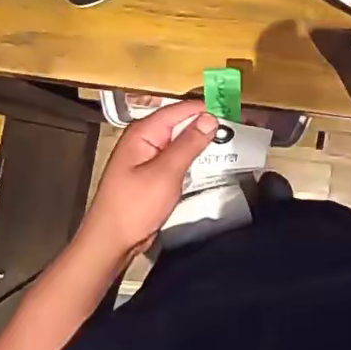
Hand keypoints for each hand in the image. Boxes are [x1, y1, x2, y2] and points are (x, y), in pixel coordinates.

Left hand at [78, 99, 217, 260]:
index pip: (179, 110)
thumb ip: (189, 144)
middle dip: (206, 123)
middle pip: (180, 123)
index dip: (205, 108)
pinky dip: (194, 157)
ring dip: (202, 140)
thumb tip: (209, 118)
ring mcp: (147, 157)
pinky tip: (211, 160)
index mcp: (142, 133)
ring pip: (180, 141)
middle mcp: (144, 140)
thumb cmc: (134, 207)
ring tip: (230, 140)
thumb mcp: (166, 173)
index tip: (233, 110)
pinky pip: (177, 157)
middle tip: (237, 126)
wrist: (113, 241)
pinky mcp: (153, 174)